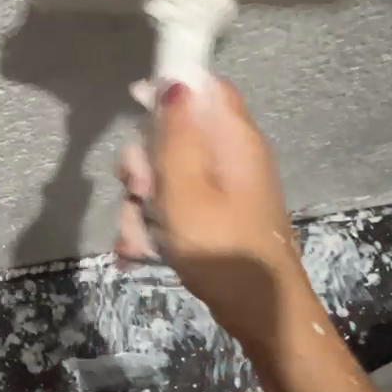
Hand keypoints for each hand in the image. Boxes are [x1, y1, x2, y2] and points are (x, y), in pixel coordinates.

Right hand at [115, 78, 311, 347]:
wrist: (257, 310)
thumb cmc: (221, 248)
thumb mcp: (186, 191)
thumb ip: (176, 136)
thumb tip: (175, 81)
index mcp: (232, 141)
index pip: (204, 88)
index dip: (168, 91)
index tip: (134, 108)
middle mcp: (227, 158)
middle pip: (171, 137)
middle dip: (141, 166)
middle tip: (139, 192)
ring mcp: (219, 190)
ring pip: (161, 178)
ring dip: (138, 206)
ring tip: (136, 239)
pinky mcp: (210, 217)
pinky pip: (169, 207)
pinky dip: (150, 226)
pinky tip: (139, 252)